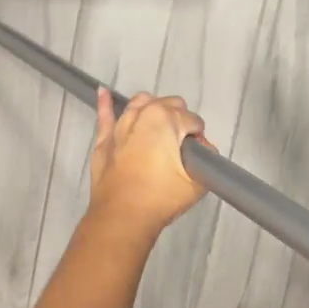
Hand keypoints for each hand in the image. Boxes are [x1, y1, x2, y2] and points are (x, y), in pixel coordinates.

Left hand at [88, 89, 207, 233]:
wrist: (123, 216)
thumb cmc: (162, 197)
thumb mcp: (197, 182)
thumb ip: (206, 159)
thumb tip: (202, 150)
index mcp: (167, 119)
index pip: (193, 120)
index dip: (198, 137)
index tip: (196, 155)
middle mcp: (143, 114)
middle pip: (168, 105)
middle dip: (179, 120)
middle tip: (180, 147)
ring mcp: (121, 125)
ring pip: (140, 104)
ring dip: (153, 110)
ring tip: (159, 128)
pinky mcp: (104, 140)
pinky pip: (105, 115)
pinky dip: (104, 102)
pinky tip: (102, 91)